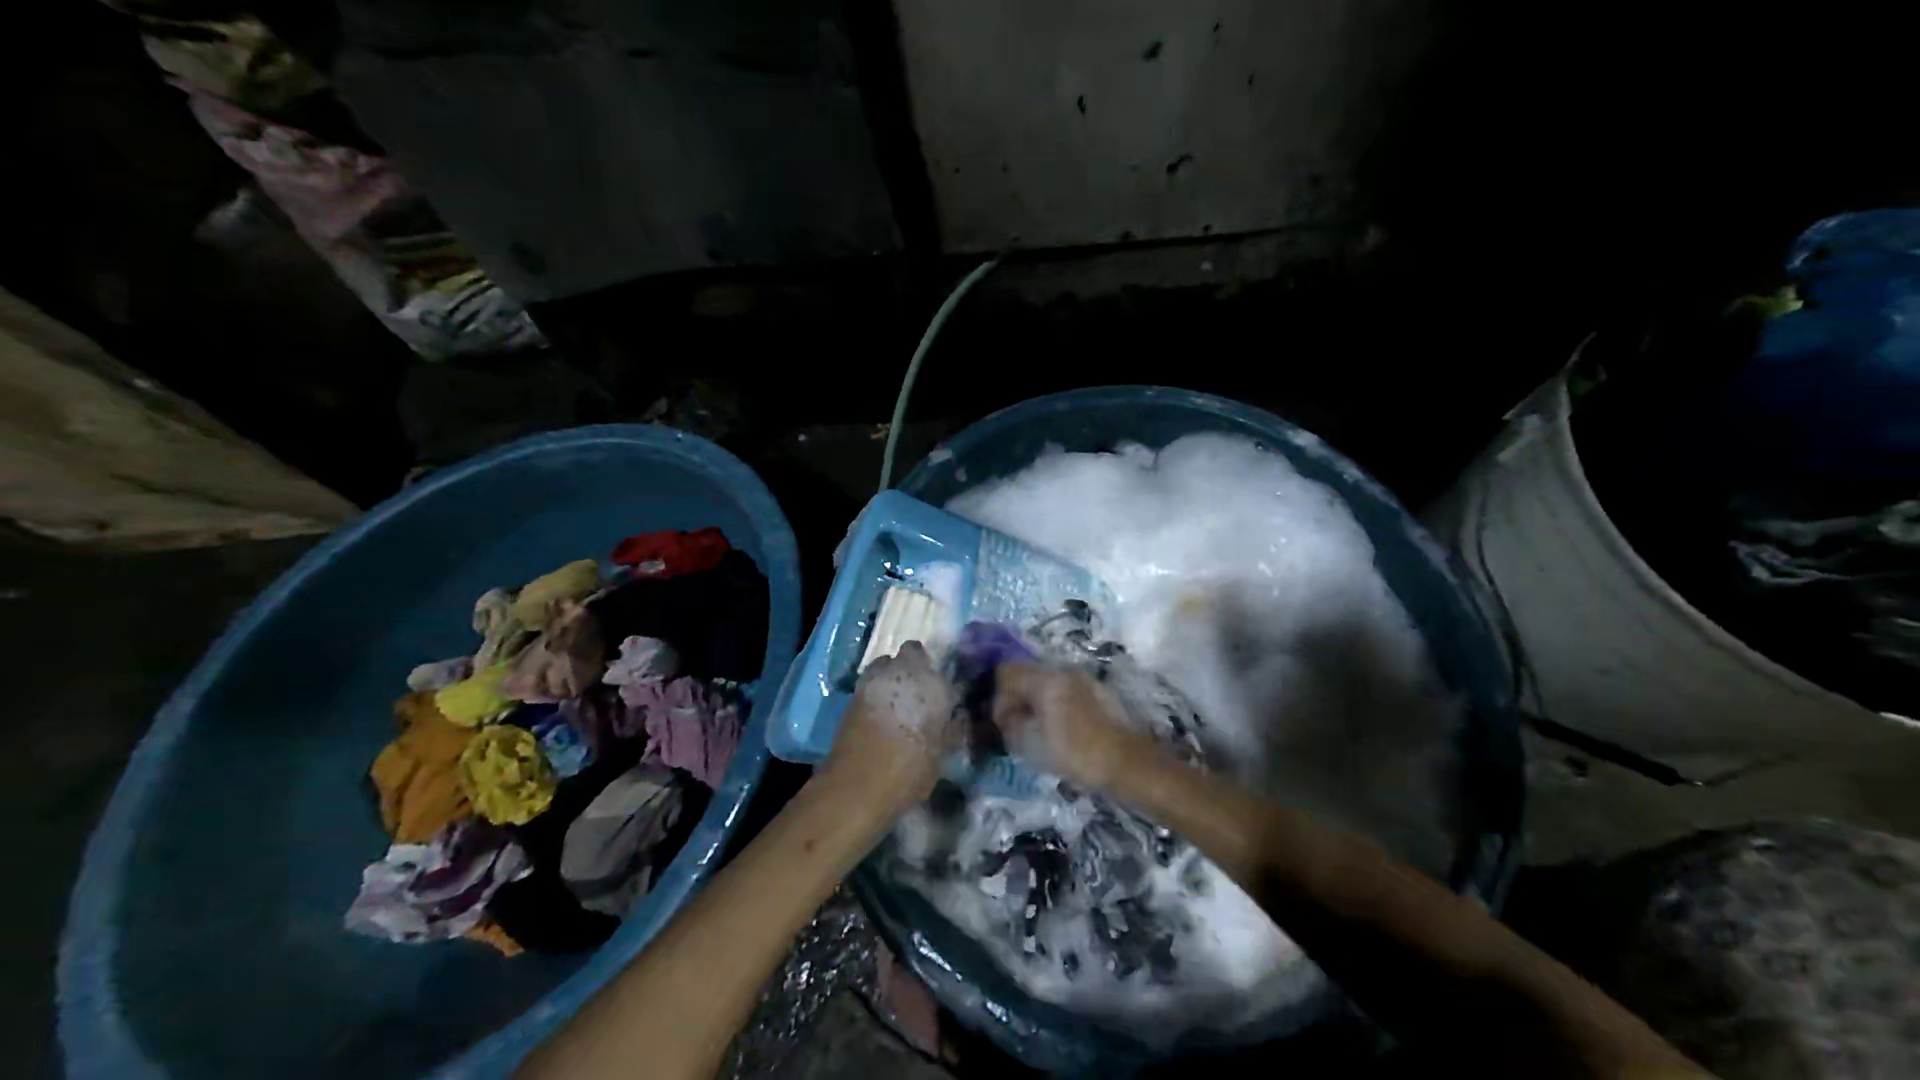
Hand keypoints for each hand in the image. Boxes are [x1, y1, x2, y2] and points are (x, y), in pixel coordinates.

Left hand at [824, 642, 959, 805]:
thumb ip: (953, 727)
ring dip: (893, 676)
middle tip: (921, 692)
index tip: (942, 692)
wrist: (858, 786)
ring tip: (898, 701)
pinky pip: (871, 683)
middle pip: (910, 653)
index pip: (938, 661)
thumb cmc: (910, 770)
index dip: (939, 675)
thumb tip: (957, 715)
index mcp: (930, 680)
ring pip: (886, 665)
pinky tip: (881, 715)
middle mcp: (900, 670)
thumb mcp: (943, 752)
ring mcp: (873, 680)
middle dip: (915, 666)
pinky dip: (877, 692)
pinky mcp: (852, 695)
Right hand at [990, 664, 1144, 789]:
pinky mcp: (1095, 692)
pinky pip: (1061, 690)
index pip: (1006, 672)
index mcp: (1046, 678)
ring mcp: (1082, 679)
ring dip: (1032, 702)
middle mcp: (1063, 670)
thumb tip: (1005, 718)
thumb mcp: (1032, 744)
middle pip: (1025, 673)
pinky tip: (1054, 729)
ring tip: (1032, 730)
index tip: (999, 724)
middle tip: (1012, 728)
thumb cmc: (1077, 753)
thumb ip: (1011, 725)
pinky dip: (1050, 704)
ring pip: (1044, 682)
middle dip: (1013, 698)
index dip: (996, 698)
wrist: (1128, 763)